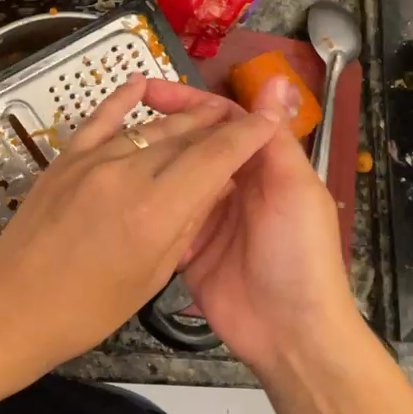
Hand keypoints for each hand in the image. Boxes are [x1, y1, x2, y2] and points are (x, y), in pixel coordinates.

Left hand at [0, 75, 283, 371]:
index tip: (267, 122)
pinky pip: (100, 119)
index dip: (246, 136)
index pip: (215, 157)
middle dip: (217, 126)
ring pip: (150, 127)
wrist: (14, 307)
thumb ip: (186, 223)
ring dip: (182, 118)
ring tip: (207, 112)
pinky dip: (123, 98)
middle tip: (239, 121)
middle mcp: (127, 173)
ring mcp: (92, 161)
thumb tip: (215, 184)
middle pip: (184, 136)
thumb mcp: (152, 275)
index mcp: (156, 210)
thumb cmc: (88, 309)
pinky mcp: (65, 158)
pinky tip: (142, 82)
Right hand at [144, 77, 358, 372]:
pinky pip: (166, 220)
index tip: (151, 92)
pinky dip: (149, 207)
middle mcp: (236, 188)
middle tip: (123, 122)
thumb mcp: (294, 189)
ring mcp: (210, 221)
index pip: (224, 122)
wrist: (290, 333)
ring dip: (152, 166)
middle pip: (196, 148)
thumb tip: (277, 80)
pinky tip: (121, 195)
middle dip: (165, 131)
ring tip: (114, 153)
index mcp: (264, 168)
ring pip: (176, 181)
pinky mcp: (190, 251)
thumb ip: (275, 139)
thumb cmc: (298, 255)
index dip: (191, 103)